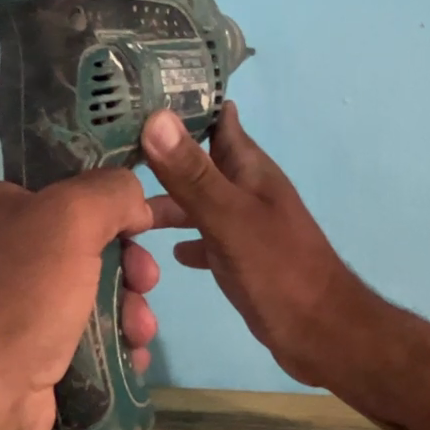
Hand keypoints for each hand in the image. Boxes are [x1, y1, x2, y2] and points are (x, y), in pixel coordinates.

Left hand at [0, 169, 158, 429]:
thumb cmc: (22, 294)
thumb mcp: (70, 217)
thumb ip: (111, 192)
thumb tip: (135, 204)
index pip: (66, 191)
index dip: (111, 208)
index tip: (142, 227)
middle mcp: (0, 254)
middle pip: (89, 247)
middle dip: (129, 268)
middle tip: (144, 284)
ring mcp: (16, 308)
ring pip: (96, 295)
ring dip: (130, 310)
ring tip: (139, 332)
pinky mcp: (34, 353)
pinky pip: (89, 337)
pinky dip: (116, 343)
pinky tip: (132, 355)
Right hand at [142, 102, 363, 386]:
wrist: (321, 334)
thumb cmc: (279, 271)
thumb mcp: (230, 218)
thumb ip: (192, 173)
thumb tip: (154, 117)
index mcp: (250, 170)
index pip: (216, 119)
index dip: (181, 103)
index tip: (133, 95)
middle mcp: (247, 191)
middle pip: (200, 161)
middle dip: (161, 155)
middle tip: (108, 152)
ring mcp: (245, 226)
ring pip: (198, 203)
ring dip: (166, 202)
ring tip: (122, 207)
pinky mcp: (241, 260)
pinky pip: (206, 240)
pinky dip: (186, 240)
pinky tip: (165, 252)